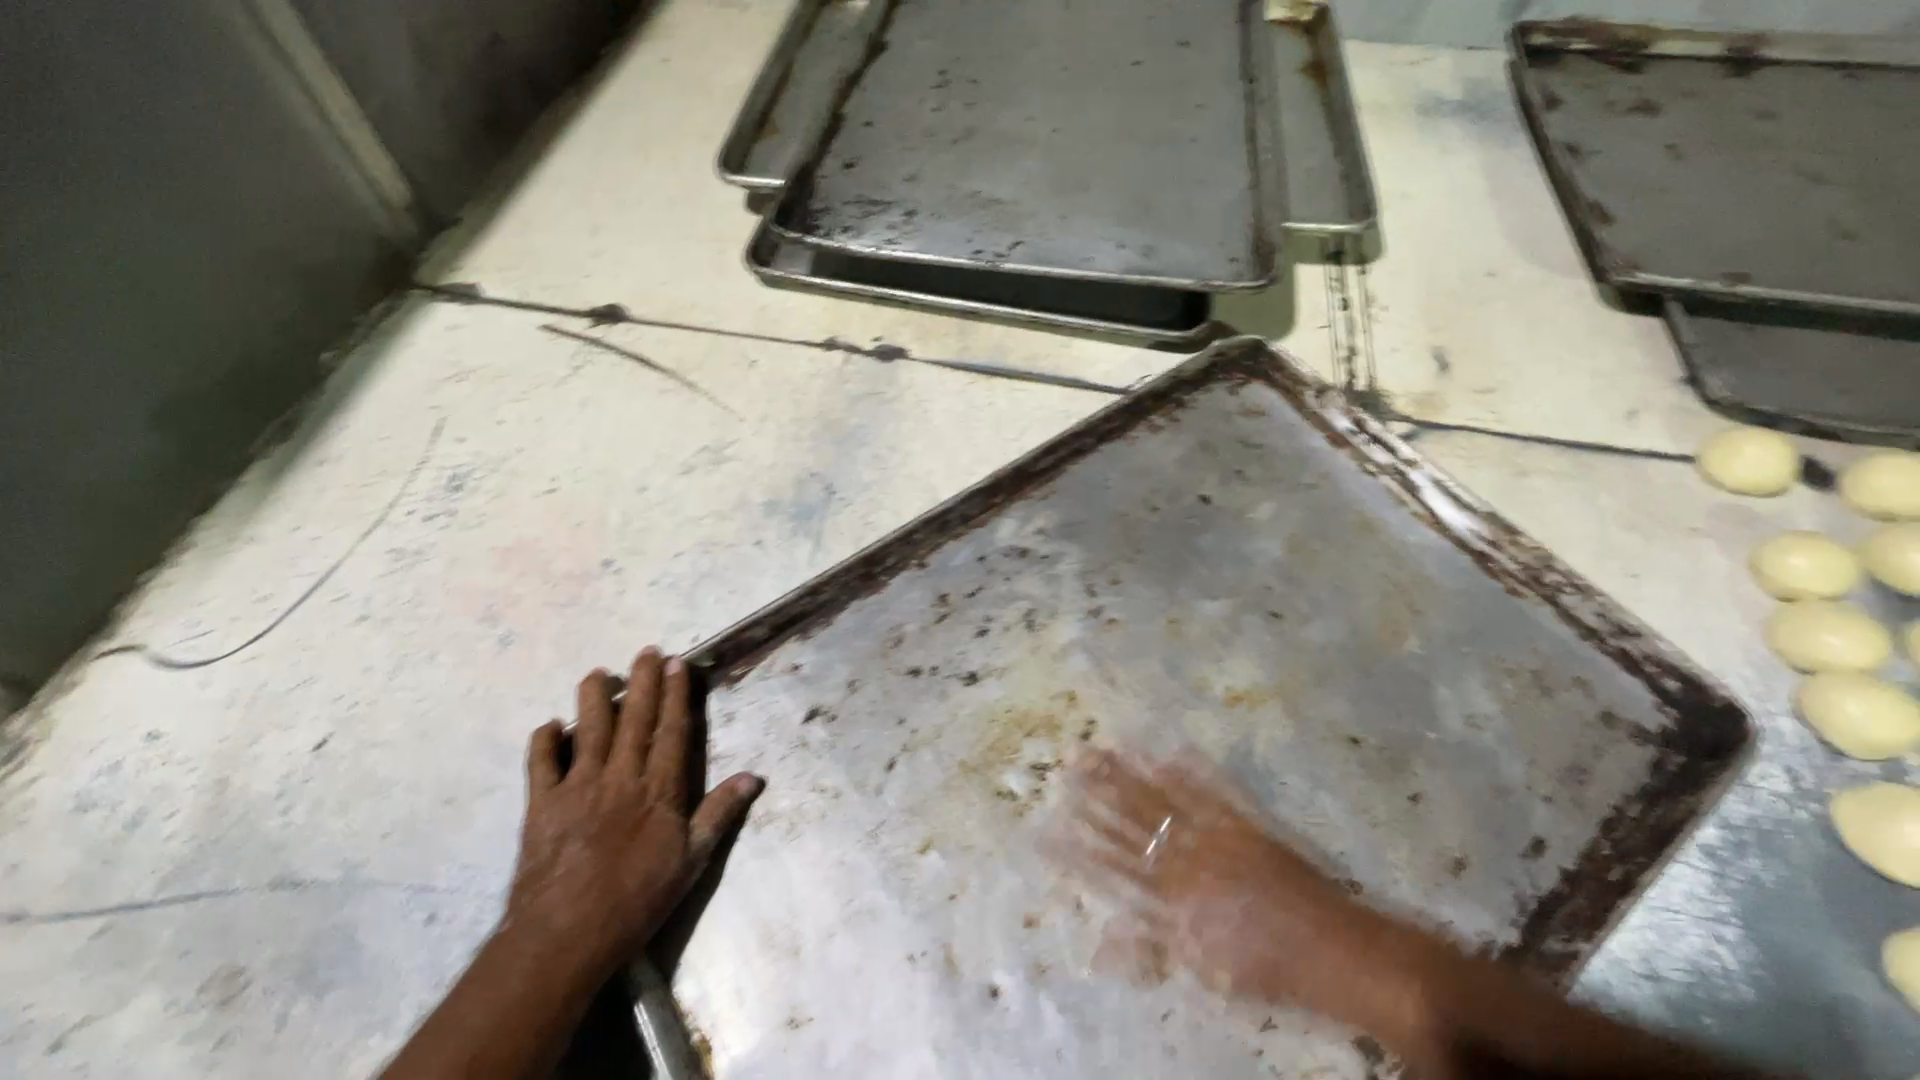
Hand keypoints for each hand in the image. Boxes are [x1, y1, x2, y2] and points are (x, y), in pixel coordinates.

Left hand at [503, 647, 763, 975]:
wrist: (567, 933)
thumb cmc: (638, 900)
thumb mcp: (693, 861)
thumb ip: (719, 814)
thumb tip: (753, 777)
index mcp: (659, 790)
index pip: (671, 731)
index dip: (675, 695)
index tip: (677, 664)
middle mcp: (620, 777)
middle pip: (633, 720)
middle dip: (641, 683)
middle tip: (646, 651)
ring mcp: (577, 788)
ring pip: (588, 731)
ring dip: (592, 699)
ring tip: (597, 672)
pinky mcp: (542, 805)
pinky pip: (541, 764)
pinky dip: (544, 742)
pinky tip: (550, 726)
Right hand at [1051, 748, 1418, 1027]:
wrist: (1336, 951)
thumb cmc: (1267, 971)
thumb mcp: (1203, 970)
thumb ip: (1152, 946)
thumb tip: (1101, 941)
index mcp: (1174, 897)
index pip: (1115, 866)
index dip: (1079, 847)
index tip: (1049, 825)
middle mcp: (1190, 858)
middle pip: (1135, 820)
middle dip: (1099, 791)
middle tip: (1071, 760)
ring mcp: (1220, 835)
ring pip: (1167, 799)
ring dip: (1133, 773)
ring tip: (1105, 747)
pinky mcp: (1250, 825)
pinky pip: (1215, 791)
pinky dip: (1192, 771)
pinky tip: (1171, 750)